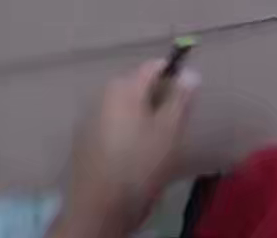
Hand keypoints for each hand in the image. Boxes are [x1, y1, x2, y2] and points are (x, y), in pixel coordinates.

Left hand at [51, 60, 197, 237]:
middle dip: (158, 99)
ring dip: (142, 115)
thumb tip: (190, 72)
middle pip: (139, 85)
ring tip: (155, 143)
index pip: (154, 66)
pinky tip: (133, 154)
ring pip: (126, 105)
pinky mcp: (85, 137)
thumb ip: (180, 99)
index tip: (186, 98)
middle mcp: (105, 92)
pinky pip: (113, 121)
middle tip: (172, 126)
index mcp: (125, 86)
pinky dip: (126, 129)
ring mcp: (92, 114)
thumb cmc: (138, 166)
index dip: (173, 77)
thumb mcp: (168, 132)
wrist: (97, 210)